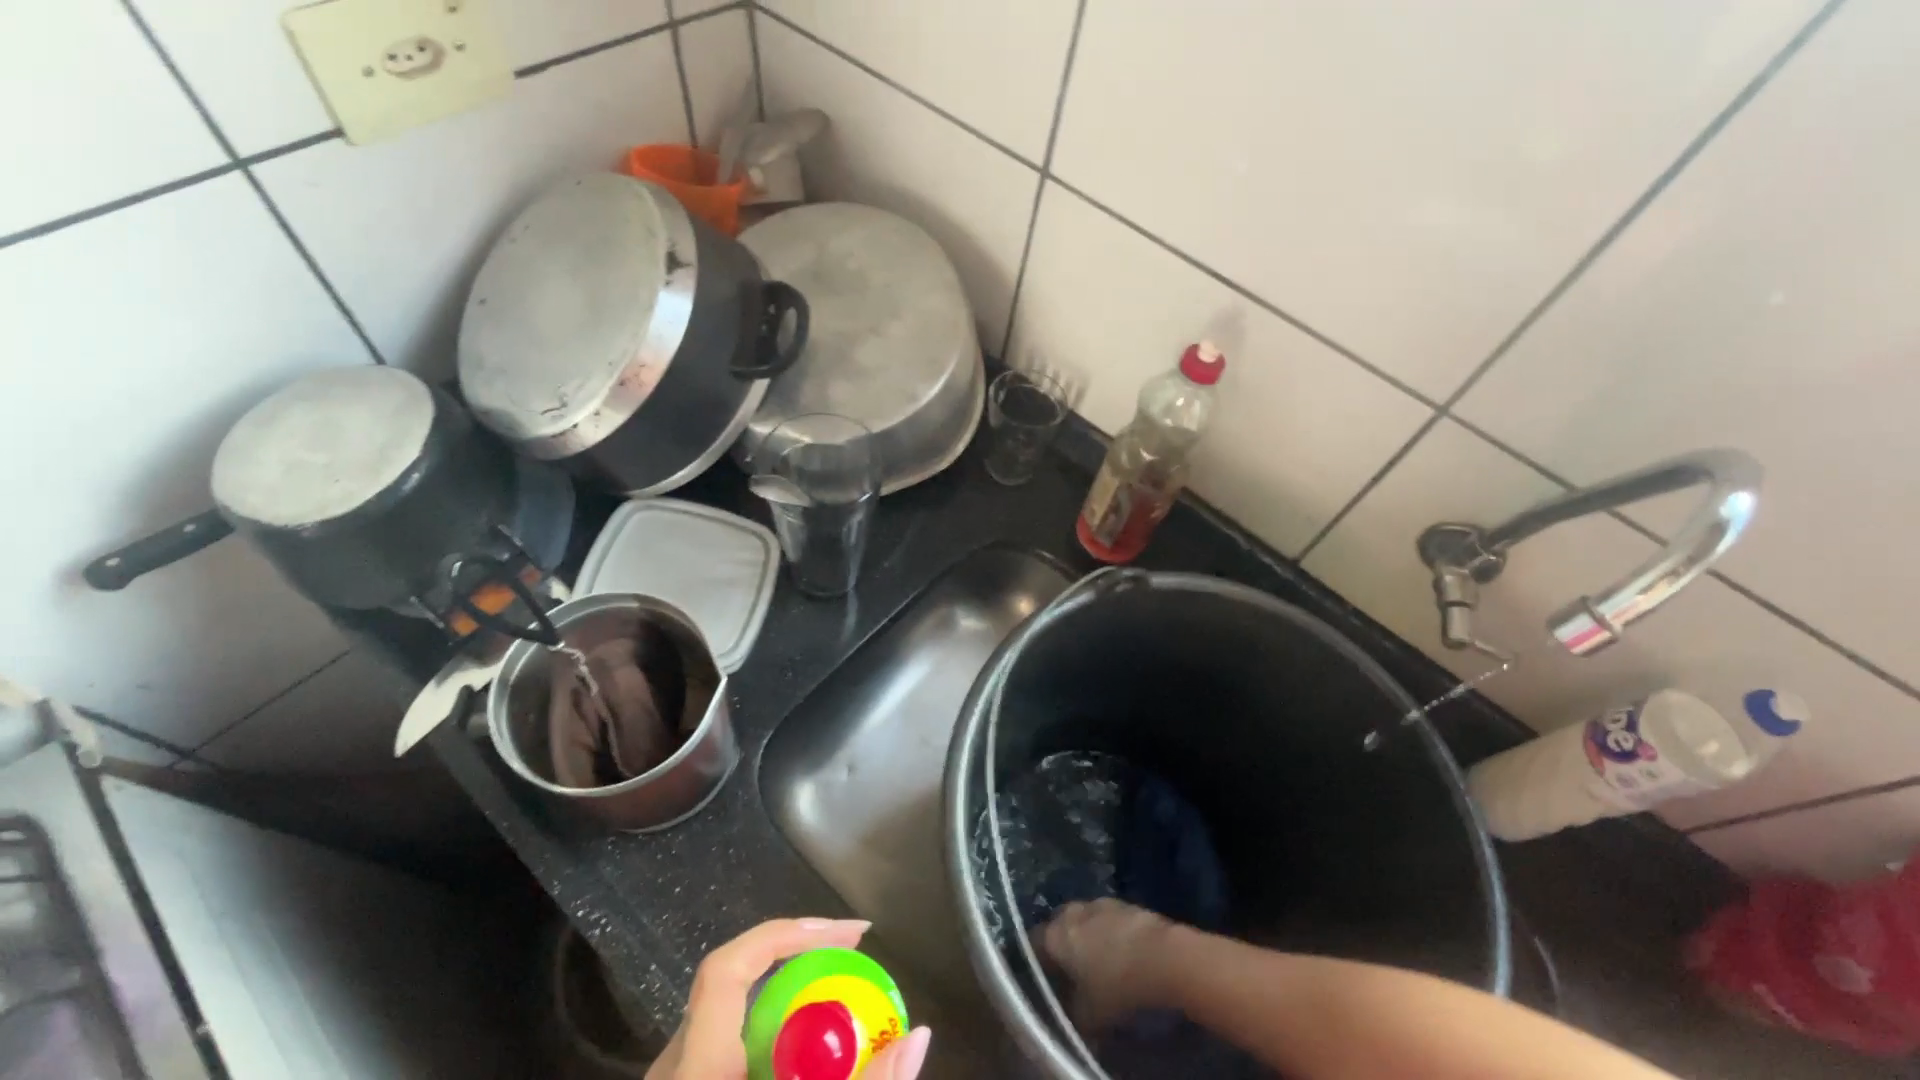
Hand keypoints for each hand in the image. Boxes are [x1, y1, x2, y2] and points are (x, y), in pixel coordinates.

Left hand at [646, 917, 931, 1079]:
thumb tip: (918, 1038)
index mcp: (696, 1072)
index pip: (726, 970)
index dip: (783, 935)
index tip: (847, 935)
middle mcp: (672, 1072)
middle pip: (731, 988)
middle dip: (794, 964)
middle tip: (854, 961)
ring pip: (727, 1022)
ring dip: (784, 1005)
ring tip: (839, 1006)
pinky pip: (726, 1053)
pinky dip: (770, 1042)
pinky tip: (805, 1062)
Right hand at [1037, 899, 1177, 1030]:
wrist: (1167, 958)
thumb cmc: (1118, 987)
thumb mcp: (1089, 1016)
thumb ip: (1072, 1016)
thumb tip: (1069, 1017)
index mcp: (1054, 935)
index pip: (1032, 945)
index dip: (1036, 964)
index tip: (1044, 981)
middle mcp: (1072, 912)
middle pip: (1058, 928)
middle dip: (1062, 946)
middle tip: (1070, 972)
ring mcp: (1101, 904)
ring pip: (1085, 921)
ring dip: (1088, 937)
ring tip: (1100, 963)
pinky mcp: (1128, 904)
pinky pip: (1109, 920)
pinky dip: (1110, 934)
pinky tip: (1123, 954)